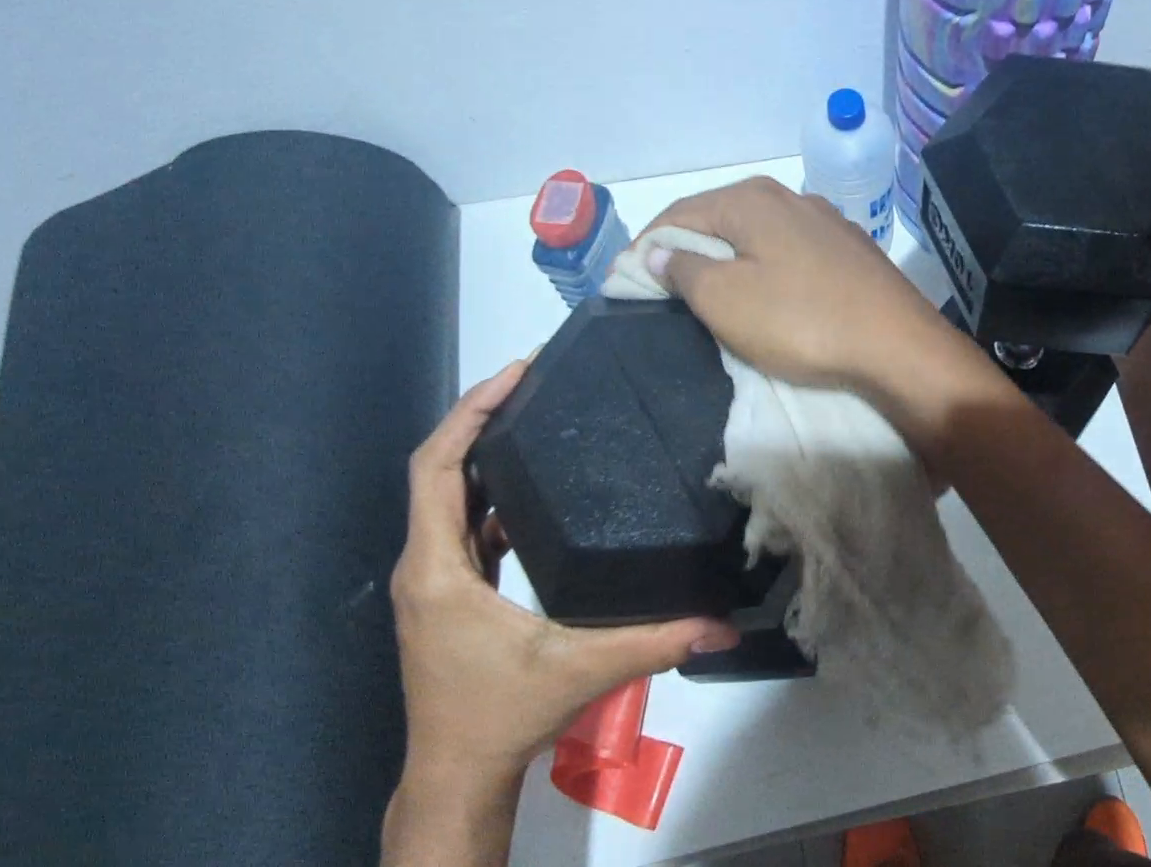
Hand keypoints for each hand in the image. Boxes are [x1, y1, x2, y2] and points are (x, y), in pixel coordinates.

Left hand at [390, 362, 738, 781]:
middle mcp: (425, 564)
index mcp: (440, 569)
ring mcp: (433, 579)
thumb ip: (656, 642)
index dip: (469, 415)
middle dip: (477, 417)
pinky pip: (463, 523)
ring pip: (447, 495)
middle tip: (532, 379)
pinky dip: (489, 492)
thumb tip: (724, 625)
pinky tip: (531, 485)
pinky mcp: (449, 592)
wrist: (455, 775)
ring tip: (533, 415)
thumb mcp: (583, 670)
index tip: (514, 375)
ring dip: (481, 452)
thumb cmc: (502, 715)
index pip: (436, 470)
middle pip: (437, 470)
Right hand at [638, 177, 972, 397]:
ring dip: (729, 261)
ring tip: (710, 296)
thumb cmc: (802, 321)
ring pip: (760, 238)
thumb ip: (684, 269)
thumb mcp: (726, 299)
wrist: (899, 347)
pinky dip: (768, 272)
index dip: (645, 245)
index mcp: (753, 199)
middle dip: (687, 251)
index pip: (679, 212)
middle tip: (661, 290)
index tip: (622, 280)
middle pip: (720, 220)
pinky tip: (768, 297)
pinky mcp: (852, 255)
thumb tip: (659, 250)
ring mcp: (829, 224)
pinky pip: (792, 257)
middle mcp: (792, 198)